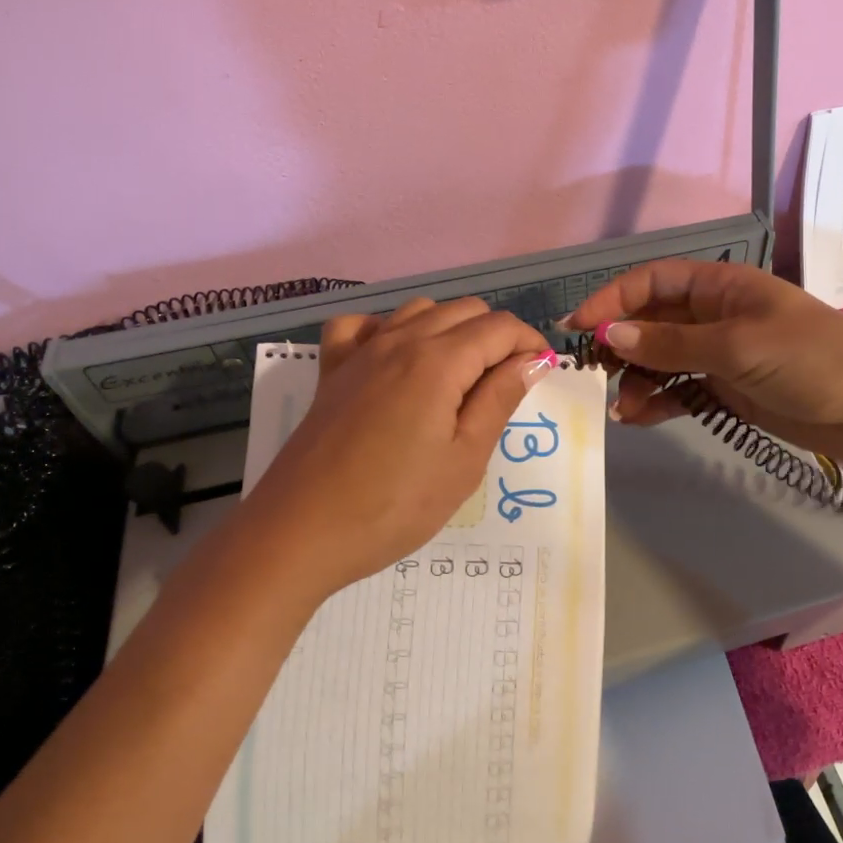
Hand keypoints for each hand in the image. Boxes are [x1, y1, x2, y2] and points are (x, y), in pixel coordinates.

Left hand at [253, 298, 554, 591]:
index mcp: (439, 361)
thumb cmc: (395, 506)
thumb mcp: (464, 459)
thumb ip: (500, 400)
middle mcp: (400, 340)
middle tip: (507, 383)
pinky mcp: (331, 371)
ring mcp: (360, 352)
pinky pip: (364, 325)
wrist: (300, 533)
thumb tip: (532, 361)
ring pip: (419, 310)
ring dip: (451, 328)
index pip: (499, 327)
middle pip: (464, 310)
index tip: (543, 373)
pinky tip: (398, 360)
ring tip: (461, 375)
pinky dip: (391, 329)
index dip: (530, 343)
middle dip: (496, 335)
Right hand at [562, 260, 842, 464]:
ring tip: (617, 406)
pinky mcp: (728, 390)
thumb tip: (609, 334)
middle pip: (651, 321)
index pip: (652, 281)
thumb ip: (671, 343)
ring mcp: (720, 354)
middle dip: (618, 343)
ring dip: (635, 378)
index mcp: (720, 287)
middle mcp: (714, 316)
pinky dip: (657, 401)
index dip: (612, 299)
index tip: (577, 326)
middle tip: (590, 374)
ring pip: (661, 359)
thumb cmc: (810, 359)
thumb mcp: (737, 345)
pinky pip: (680, 390)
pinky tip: (636, 418)